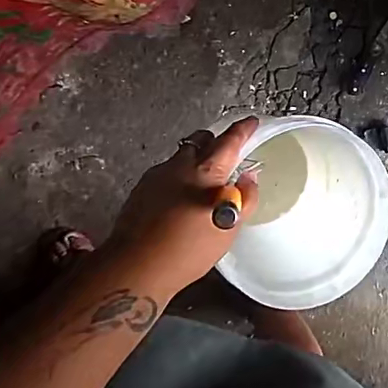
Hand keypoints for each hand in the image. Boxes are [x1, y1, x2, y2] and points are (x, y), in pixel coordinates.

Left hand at [107, 117, 260, 294]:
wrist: (136, 265)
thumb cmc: (188, 250)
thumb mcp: (229, 228)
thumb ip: (245, 198)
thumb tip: (248, 178)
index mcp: (206, 172)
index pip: (229, 141)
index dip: (243, 130)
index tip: (251, 122)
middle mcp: (180, 166)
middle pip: (201, 139)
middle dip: (216, 139)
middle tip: (228, 149)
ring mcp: (157, 175)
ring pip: (182, 155)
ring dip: (196, 158)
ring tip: (205, 176)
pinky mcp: (142, 188)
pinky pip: (166, 171)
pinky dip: (179, 175)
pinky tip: (182, 195)